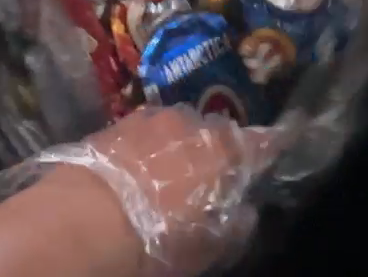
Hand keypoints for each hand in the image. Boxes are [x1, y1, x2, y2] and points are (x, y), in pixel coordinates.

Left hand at [0, 107, 275, 276]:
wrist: (84, 219)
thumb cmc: (156, 241)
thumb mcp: (205, 248)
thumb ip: (235, 224)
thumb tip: (246, 209)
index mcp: (220, 152)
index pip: (259, 142)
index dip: (271, 143)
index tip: (283, 140)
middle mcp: (190, 124)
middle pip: (213, 132)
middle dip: (215, 149)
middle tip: (209, 176)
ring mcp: (151, 118)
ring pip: (176, 128)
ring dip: (177, 146)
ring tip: (168, 175)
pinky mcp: (117, 123)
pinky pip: (144, 132)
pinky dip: (147, 147)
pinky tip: (137, 170)